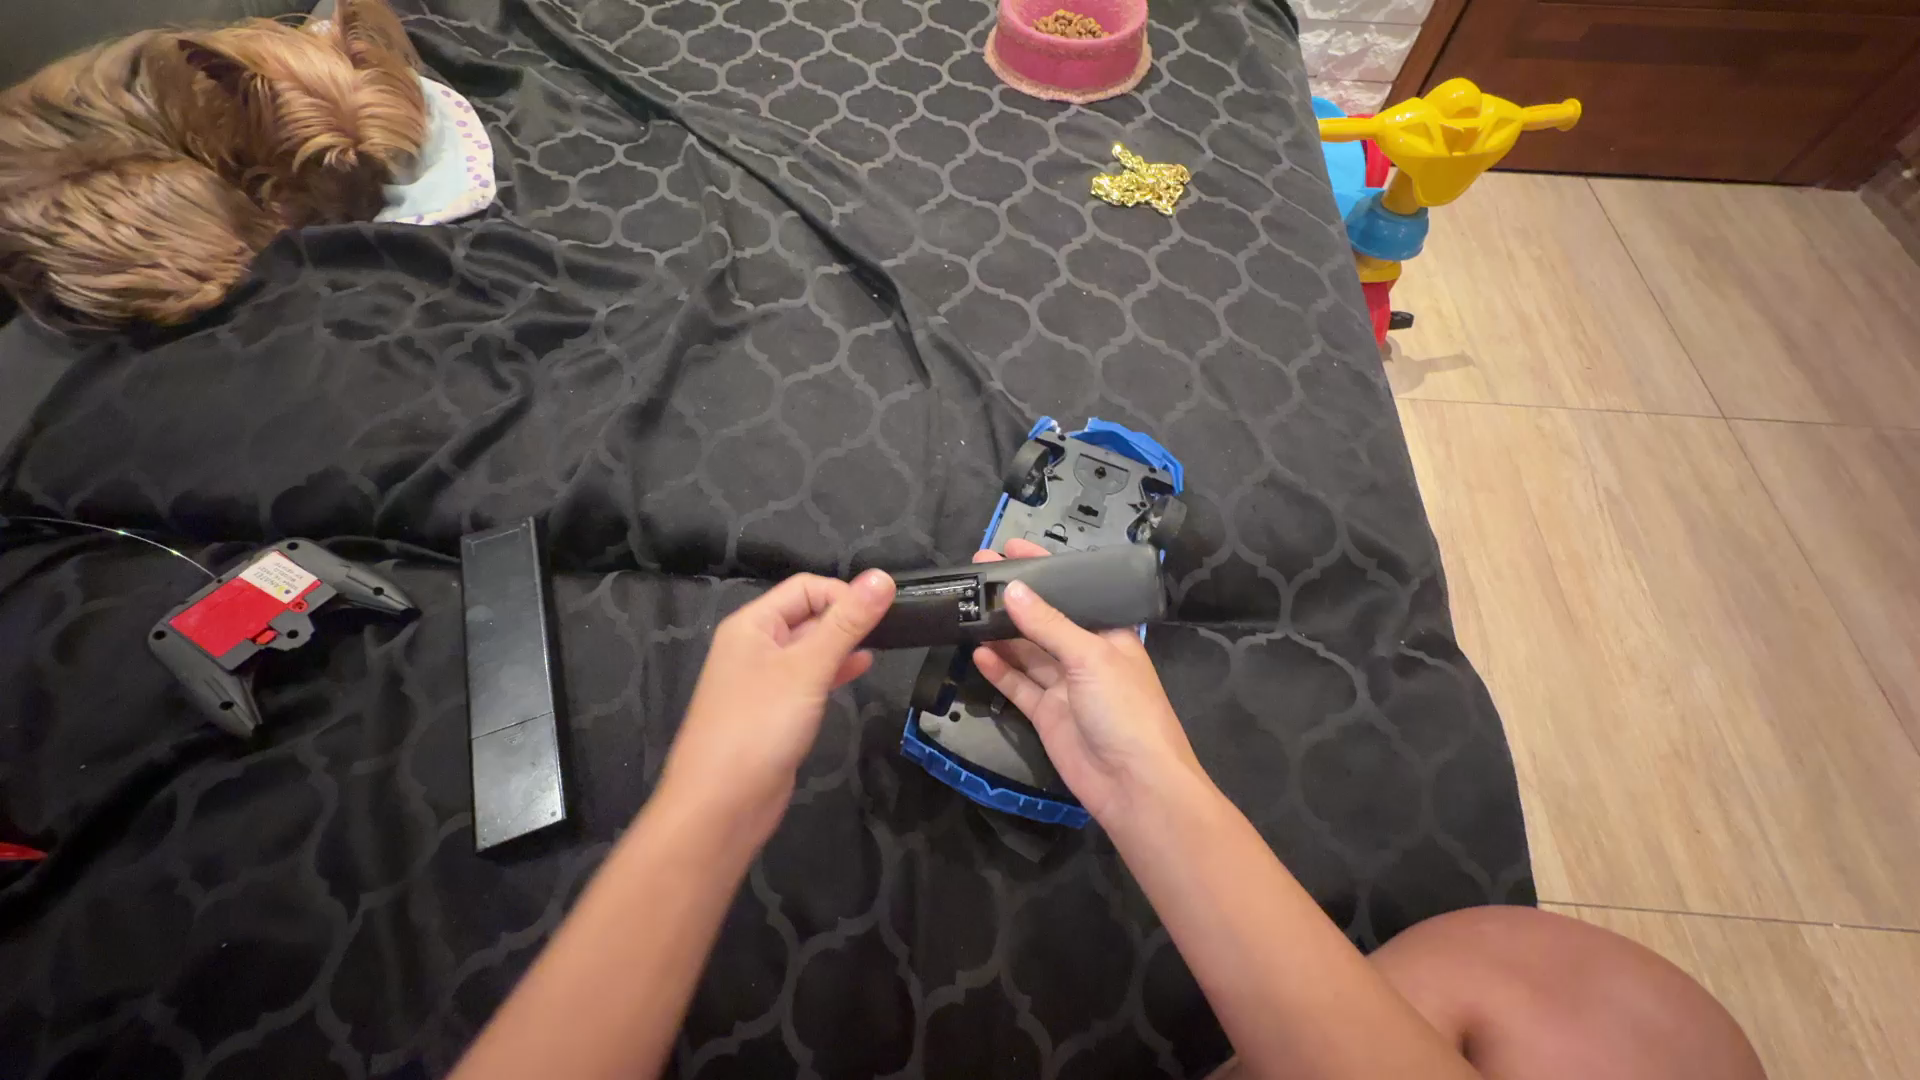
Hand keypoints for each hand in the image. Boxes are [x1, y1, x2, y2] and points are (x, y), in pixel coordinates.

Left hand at [658, 570, 895, 841]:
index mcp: (752, 625)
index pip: (805, 588)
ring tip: (883, 647)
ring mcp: (763, 680)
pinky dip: (834, 670)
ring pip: (810, 648)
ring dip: (842, 644)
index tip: (882, 613)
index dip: (843, 594)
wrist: (720, 807)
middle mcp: (754, 646)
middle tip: (891, 629)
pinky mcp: (774, 710)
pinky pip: (808, 678)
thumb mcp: (807, 668)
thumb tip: (882, 577)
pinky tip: (860, 669)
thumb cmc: (759, 727)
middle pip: (807, 615)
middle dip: (845, 618)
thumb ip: (847, 622)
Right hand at [970, 540, 1207, 823]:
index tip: (1010, 548)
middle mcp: (1086, 655)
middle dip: (1015, 599)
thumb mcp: (1090, 657)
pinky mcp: (1046, 713)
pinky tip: (978, 652)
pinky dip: (999, 670)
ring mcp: (1064, 686)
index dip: (1044, 569)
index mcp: (1109, 633)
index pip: (1073, 592)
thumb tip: (1013, 590)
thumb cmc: (1125, 710)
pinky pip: (1018, 685)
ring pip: (1027, 652)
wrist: (1134, 785)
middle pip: (1044, 620)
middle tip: (977, 574)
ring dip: (1001, 633)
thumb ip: (1048, 624)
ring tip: (968, 609)